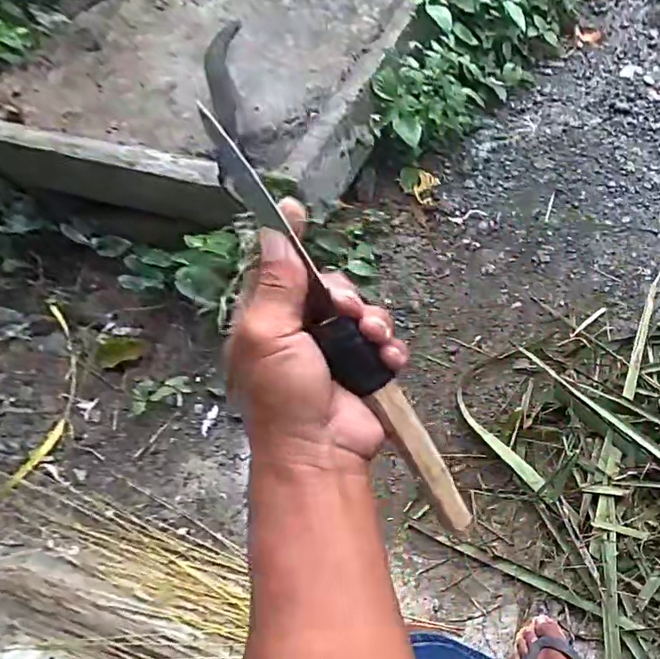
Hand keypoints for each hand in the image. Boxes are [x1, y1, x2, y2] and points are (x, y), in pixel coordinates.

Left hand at [228, 198, 407, 470]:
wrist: (321, 448)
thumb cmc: (284, 397)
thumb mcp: (267, 334)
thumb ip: (276, 285)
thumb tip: (273, 236)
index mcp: (269, 319)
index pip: (279, 269)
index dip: (289, 241)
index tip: (297, 210)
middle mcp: (304, 331)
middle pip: (331, 288)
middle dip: (345, 294)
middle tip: (346, 311)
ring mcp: (340, 352)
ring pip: (365, 314)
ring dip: (374, 322)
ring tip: (373, 340)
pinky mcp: (369, 371)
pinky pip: (387, 345)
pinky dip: (391, 349)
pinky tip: (388, 360)